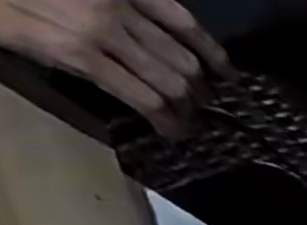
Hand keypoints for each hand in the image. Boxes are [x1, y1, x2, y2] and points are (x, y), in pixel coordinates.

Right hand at [0, 0, 230, 134]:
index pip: (183, 22)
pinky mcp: (78, 53)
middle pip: (184, 61)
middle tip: (201, 107)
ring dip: (188, 111)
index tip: (228, 76)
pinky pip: (143, 97)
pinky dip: (166, 120)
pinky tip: (170, 130)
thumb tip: (148, 37)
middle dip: (202, 91)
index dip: (214, 55)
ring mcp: (99, 29)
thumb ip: (112, 3)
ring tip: (188, 123)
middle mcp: (114, 2)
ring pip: (173, 84)